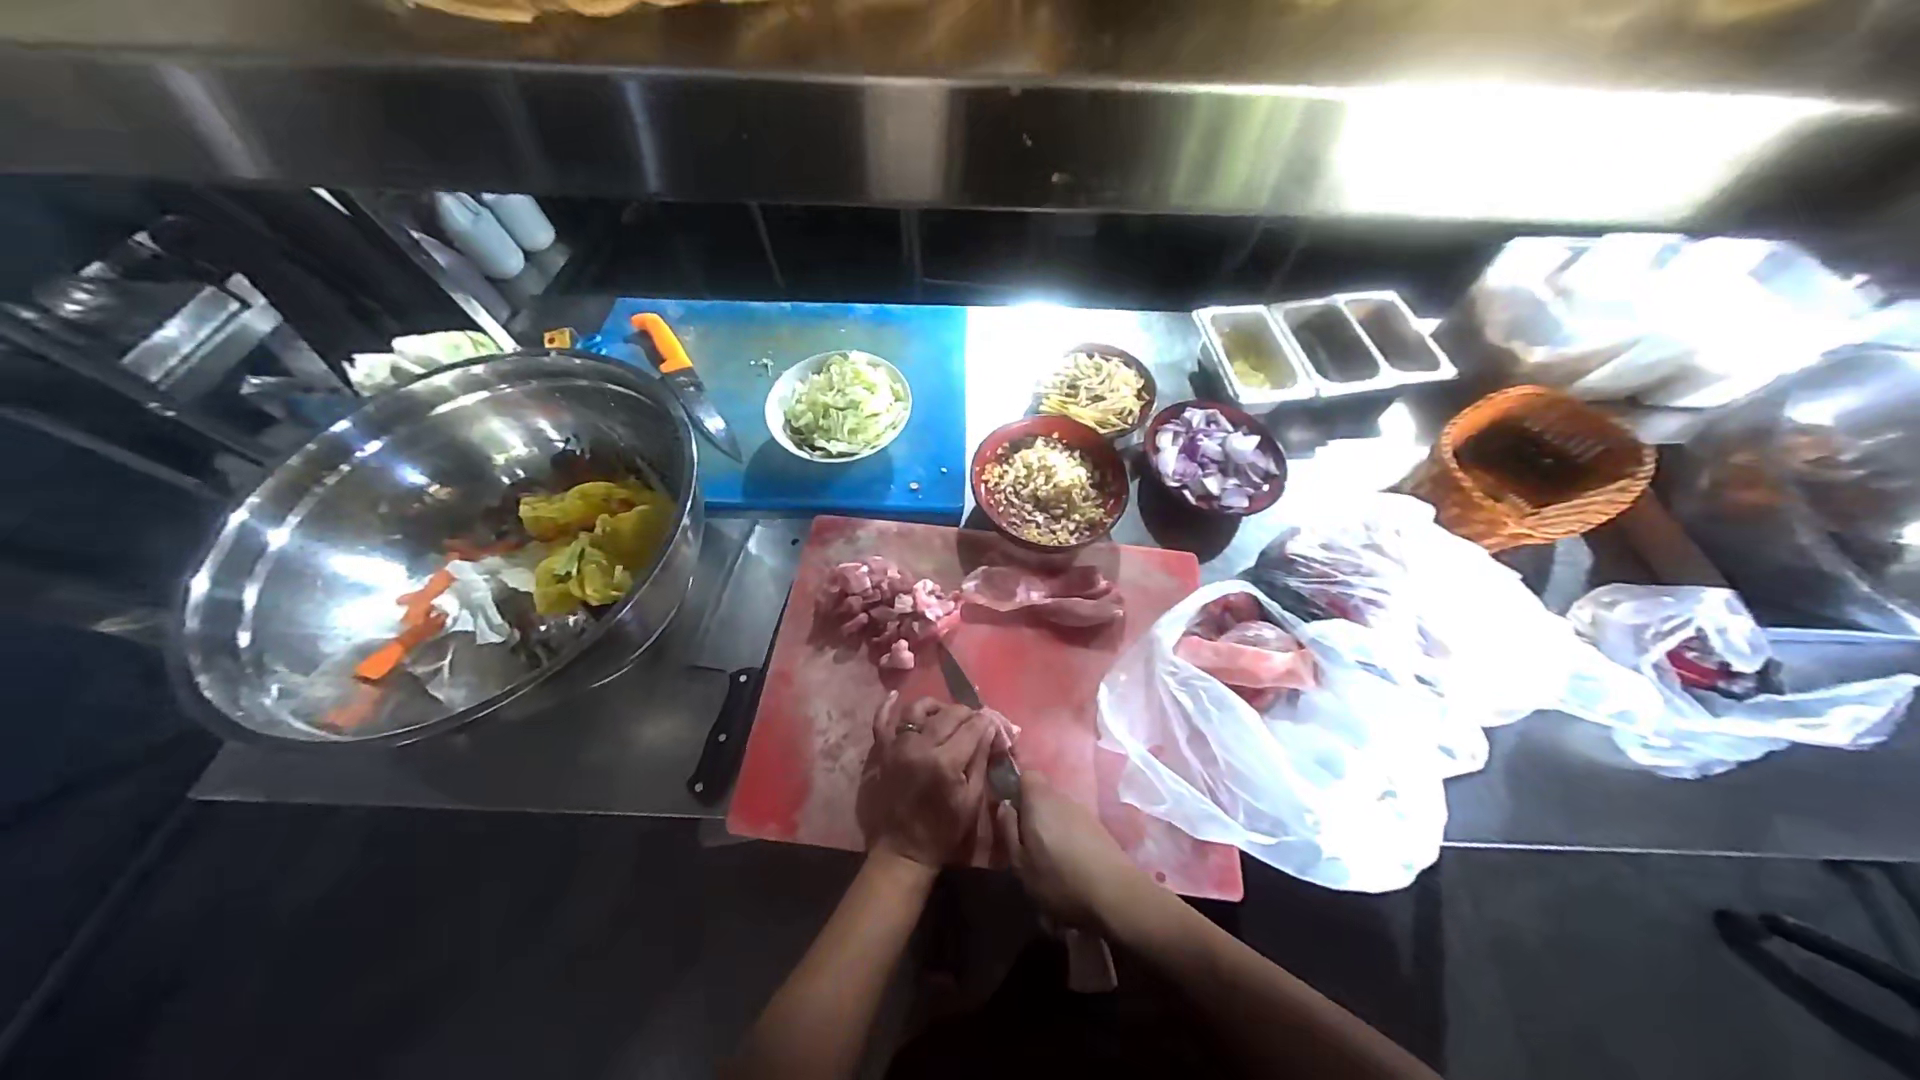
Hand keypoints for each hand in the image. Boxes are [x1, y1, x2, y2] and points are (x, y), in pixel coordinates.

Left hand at [857, 693, 994, 868]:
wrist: (901, 850)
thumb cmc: (942, 830)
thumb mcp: (971, 800)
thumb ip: (980, 760)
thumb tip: (990, 729)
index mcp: (946, 762)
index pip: (972, 727)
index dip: (986, 723)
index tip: (992, 724)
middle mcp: (920, 746)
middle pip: (948, 714)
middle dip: (966, 713)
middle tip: (973, 721)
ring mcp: (897, 746)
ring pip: (917, 709)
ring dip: (936, 706)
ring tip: (944, 714)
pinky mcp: (881, 751)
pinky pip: (881, 721)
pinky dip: (887, 706)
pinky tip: (895, 696)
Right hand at [994, 772, 1149, 931]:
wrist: (1116, 895)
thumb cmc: (1059, 878)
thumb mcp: (1020, 862)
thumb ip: (1008, 829)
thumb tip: (1005, 805)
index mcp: (1040, 799)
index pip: (1026, 775)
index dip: (1015, 789)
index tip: (1009, 813)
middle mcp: (1063, 798)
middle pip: (1042, 795)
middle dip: (1032, 814)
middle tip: (1025, 844)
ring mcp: (1084, 813)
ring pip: (1058, 813)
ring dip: (1051, 829)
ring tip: (1047, 862)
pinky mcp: (1099, 829)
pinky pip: (1074, 826)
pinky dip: (1068, 840)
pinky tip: (1069, 867)